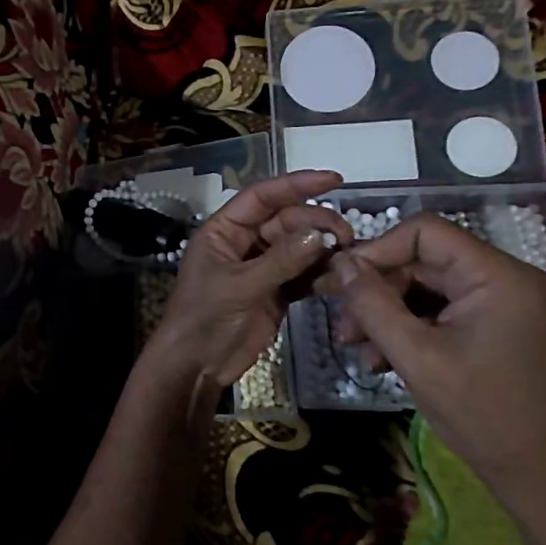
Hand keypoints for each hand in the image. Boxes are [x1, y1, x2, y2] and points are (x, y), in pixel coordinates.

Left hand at [148, 171, 348, 387]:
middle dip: (316, 224)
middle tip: (344, 238)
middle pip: (286, 221)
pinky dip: (322, 274)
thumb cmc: (204, 318)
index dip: (296, 185)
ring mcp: (261, 268)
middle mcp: (243, 244)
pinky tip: (340, 277)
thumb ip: (280, 261)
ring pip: (299, 246)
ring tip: (349, 256)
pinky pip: (304, 274)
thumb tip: (319, 235)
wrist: (196, 364)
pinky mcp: (276, 292)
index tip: (334, 180)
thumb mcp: (240, 286)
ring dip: (323, 249)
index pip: (261, 197)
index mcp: (223, 231)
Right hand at [313, 213, 545, 487]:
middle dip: (377, 290)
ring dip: (387, 313)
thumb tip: (340, 265)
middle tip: (341, 325)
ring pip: (428, 288)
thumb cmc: (479, 412)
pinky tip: (382, 357)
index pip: (426, 232)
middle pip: (424, 262)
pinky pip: (443, 310)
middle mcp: (510, 279)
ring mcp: (507, 303)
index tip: (340, 282)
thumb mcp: (414, 355)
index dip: (376, 251)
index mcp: (500, 277)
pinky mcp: (500, 326)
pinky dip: (410, 327)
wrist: (538, 470)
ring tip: (356, 348)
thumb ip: (373, 304)